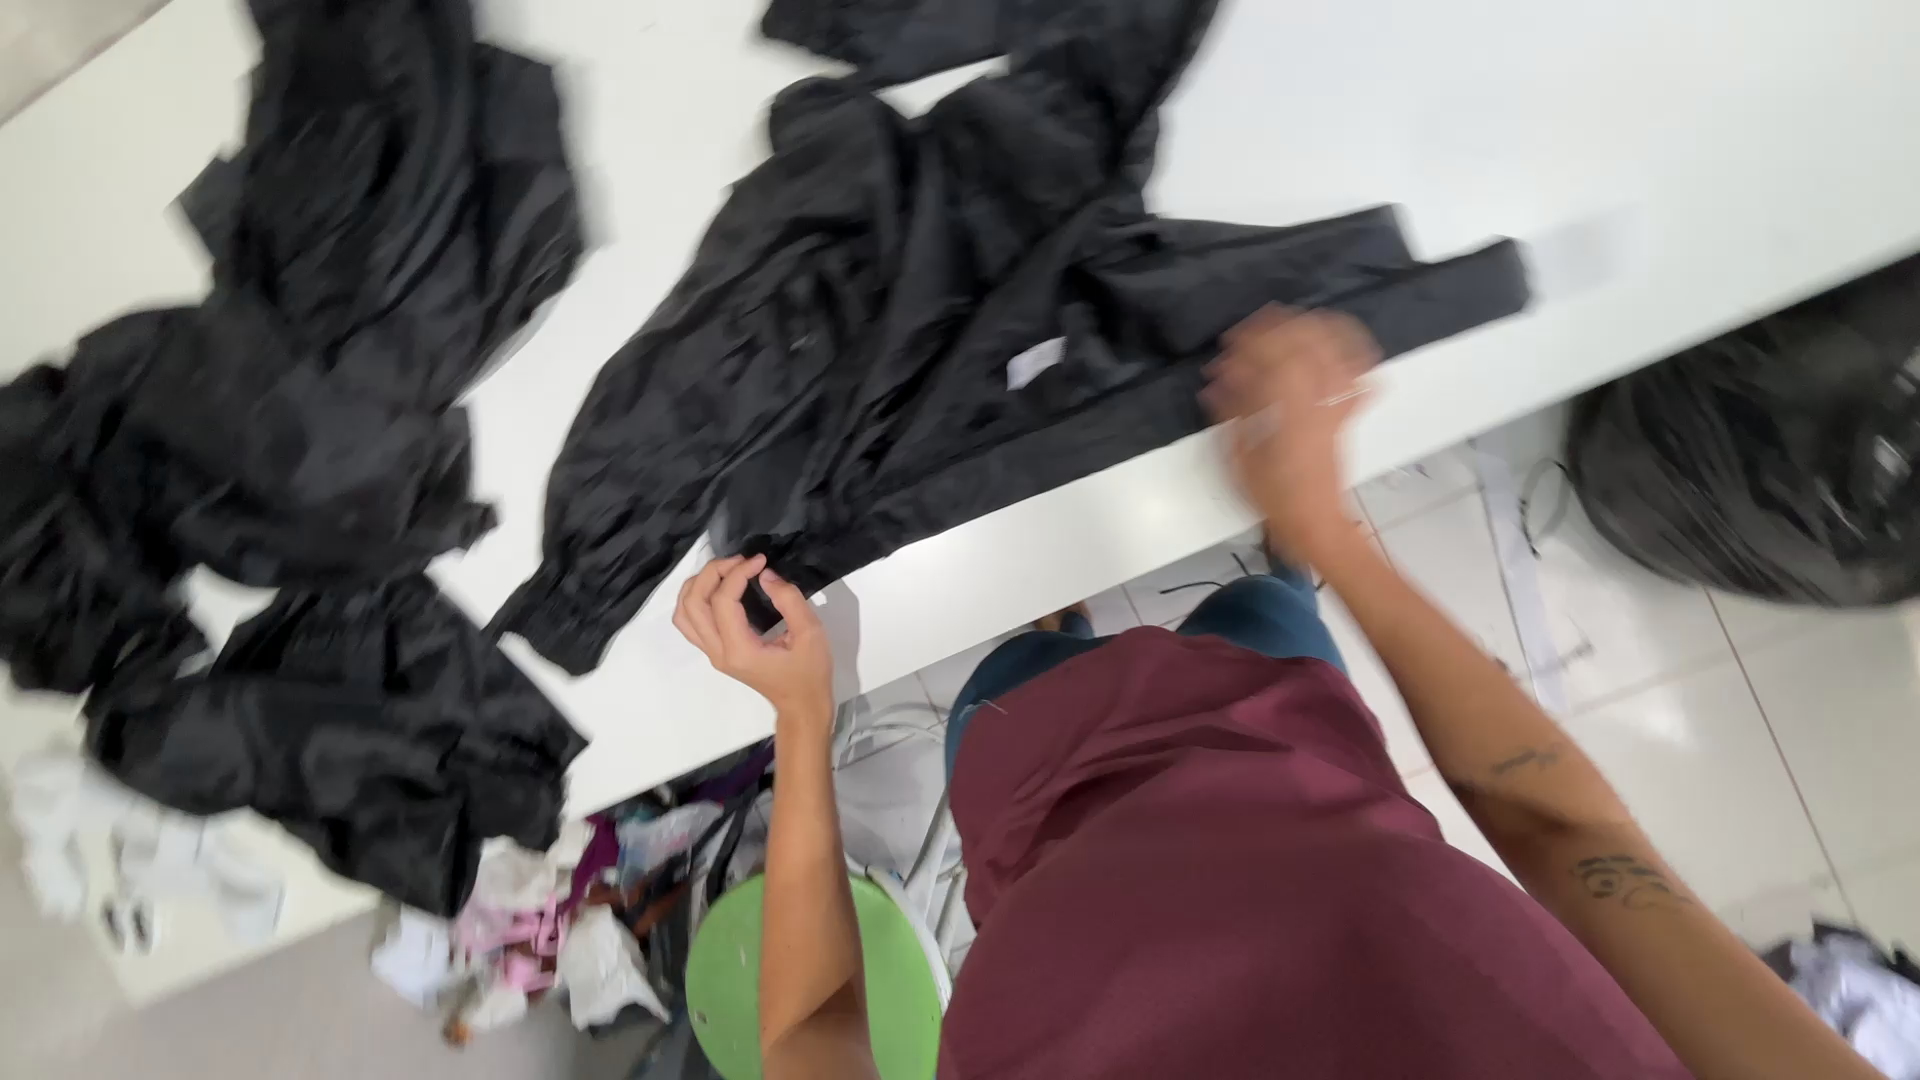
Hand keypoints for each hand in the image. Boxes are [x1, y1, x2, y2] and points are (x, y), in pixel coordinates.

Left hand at [672, 555, 833, 733]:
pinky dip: (696, 599)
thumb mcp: (811, 633)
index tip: (760, 560)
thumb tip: (766, 574)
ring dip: (698, 585)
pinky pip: (690, 622)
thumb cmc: (809, 672)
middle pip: (693, 603)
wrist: (801, 705)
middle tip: (740, 561)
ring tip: (726, 571)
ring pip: (684, 613)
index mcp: (740, 649)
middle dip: (713, 573)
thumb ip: (789, 600)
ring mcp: (713, 654)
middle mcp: (718, 652)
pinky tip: (718, 588)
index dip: (737, 573)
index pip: (722, 601)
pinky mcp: (715, 652)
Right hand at [1204, 306, 1377, 564]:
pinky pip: (1360, 374)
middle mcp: (1318, 402)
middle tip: (1252, 329)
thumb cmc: (1272, 497)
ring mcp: (1337, 406)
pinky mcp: (1346, 413)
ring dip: (1314, 329)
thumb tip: (1217, 381)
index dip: (1249, 344)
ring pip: (1337, 350)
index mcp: (1288, 413)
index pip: (1273, 360)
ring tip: (1290, 324)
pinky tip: (1337, 342)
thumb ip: (1231, 414)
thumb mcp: (1239, 459)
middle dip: (1278, 328)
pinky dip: (1353, 350)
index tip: (1229, 343)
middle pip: (1307, 345)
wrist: (1314, 521)